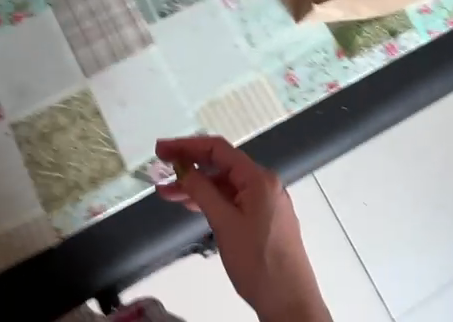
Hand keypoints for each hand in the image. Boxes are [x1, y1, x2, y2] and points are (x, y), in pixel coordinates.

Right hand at [157, 136, 329, 321]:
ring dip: (197, 187)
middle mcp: (265, 185)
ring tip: (168, 193)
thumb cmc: (259, 263)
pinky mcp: (265, 221)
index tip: (162, 150)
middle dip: (189, 167)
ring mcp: (266, 204)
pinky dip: (212, 201)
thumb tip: (183, 168)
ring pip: (225, 186)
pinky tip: (192, 206)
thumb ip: (201, 191)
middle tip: (161, 169)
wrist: (291, 307)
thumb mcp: (224, 223)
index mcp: (259, 179)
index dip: (186, 146)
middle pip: (221, 166)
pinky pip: (233, 201)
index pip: (217, 150)